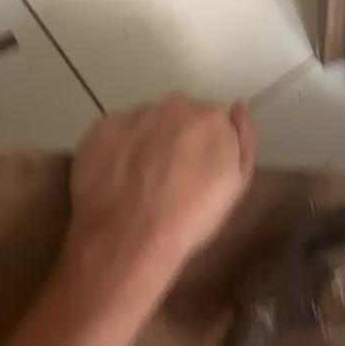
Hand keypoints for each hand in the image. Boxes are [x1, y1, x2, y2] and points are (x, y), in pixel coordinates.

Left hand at [61, 94, 257, 286]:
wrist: (128, 240)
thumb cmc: (191, 218)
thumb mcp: (236, 186)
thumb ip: (243, 140)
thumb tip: (238, 107)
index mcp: (211, 117)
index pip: (213, 123)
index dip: (206, 150)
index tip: (198, 174)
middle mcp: (173, 106)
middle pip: (180, 117)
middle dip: (177, 140)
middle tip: (170, 179)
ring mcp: (134, 115)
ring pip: (147, 124)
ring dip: (147, 143)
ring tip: (140, 183)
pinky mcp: (100, 128)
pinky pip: (116, 134)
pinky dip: (118, 150)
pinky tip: (116, 180)